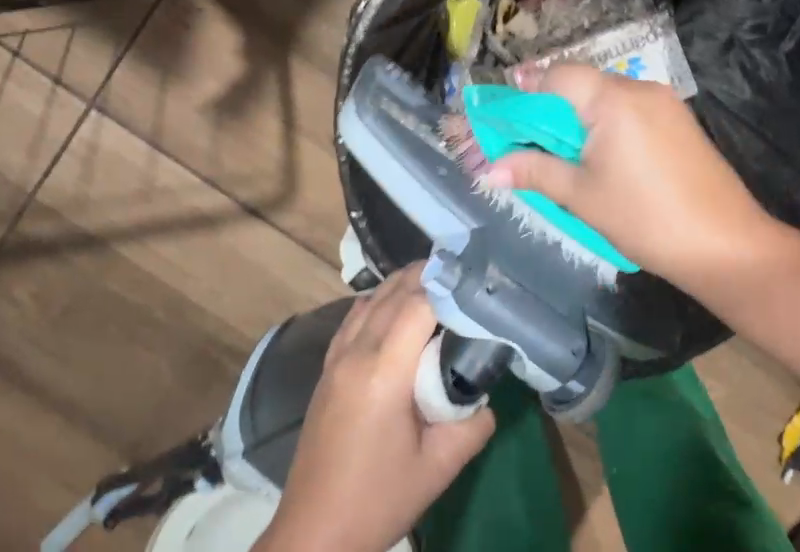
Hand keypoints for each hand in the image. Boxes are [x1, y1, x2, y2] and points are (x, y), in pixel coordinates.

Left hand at [258, 264, 494, 551]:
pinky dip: (378, 303)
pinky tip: (396, 312)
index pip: (418, 304)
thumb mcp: (439, 467)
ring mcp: (335, 359)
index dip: (447, 286)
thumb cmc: (379, 498)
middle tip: (464, 274)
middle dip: (427, 276)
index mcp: (383, 371)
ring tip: (436, 286)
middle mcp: (355, 353)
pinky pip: (354, 318)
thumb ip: (473, 423)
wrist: (316, 531)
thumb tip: (483, 396)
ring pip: (370, 300)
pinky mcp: (326, 370)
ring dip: (401, 286)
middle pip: (392, 293)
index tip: (477, 278)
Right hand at [486, 65, 779, 290]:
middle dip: (548, 108)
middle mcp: (639, 88)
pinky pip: (629, 110)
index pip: (556, 75)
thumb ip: (535, 172)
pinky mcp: (678, 122)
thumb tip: (489, 170)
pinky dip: (605, 126)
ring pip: (605, 97)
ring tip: (560, 156)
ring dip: (576, 118)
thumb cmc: (647, 219)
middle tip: (525, 143)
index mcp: (612, 99)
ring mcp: (664, 103)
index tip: (501, 118)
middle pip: (580, 83)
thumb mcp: (582, 197)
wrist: (727, 246)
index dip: (524, 91)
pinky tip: (598, 158)